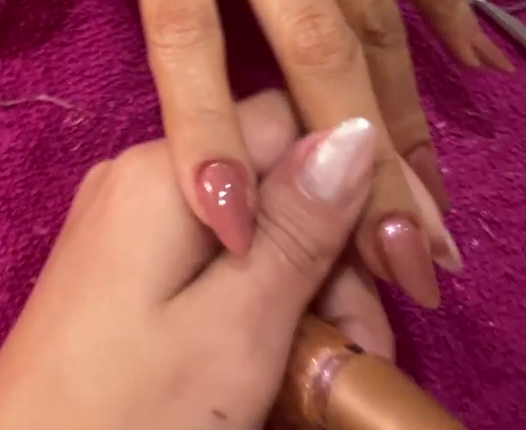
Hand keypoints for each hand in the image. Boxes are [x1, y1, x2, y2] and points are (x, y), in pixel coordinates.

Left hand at [0, 0, 494, 306]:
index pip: (182, 40)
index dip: (203, 129)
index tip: (232, 229)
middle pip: (307, 42)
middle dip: (353, 155)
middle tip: (396, 261)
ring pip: (372, 10)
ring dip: (403, 108)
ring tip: (431, 201)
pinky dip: (445, 9)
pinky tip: (470, 74)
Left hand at [0, 92, 377, 429]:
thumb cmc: (132, 411)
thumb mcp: (235, 329)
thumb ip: (296, 228)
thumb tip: (351, 128)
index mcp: (162, 170)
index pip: (284, 123)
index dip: (357, 182)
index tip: (407, 267)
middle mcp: (139, 171)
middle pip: (264, 176)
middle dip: (330, 252)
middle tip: (366, 346)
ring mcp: (123, 212)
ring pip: (241, 217)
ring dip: (299, 282)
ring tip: (328, 368)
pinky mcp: (119, 253)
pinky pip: (205, 247)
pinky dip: (252, 291)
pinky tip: (275, 352)